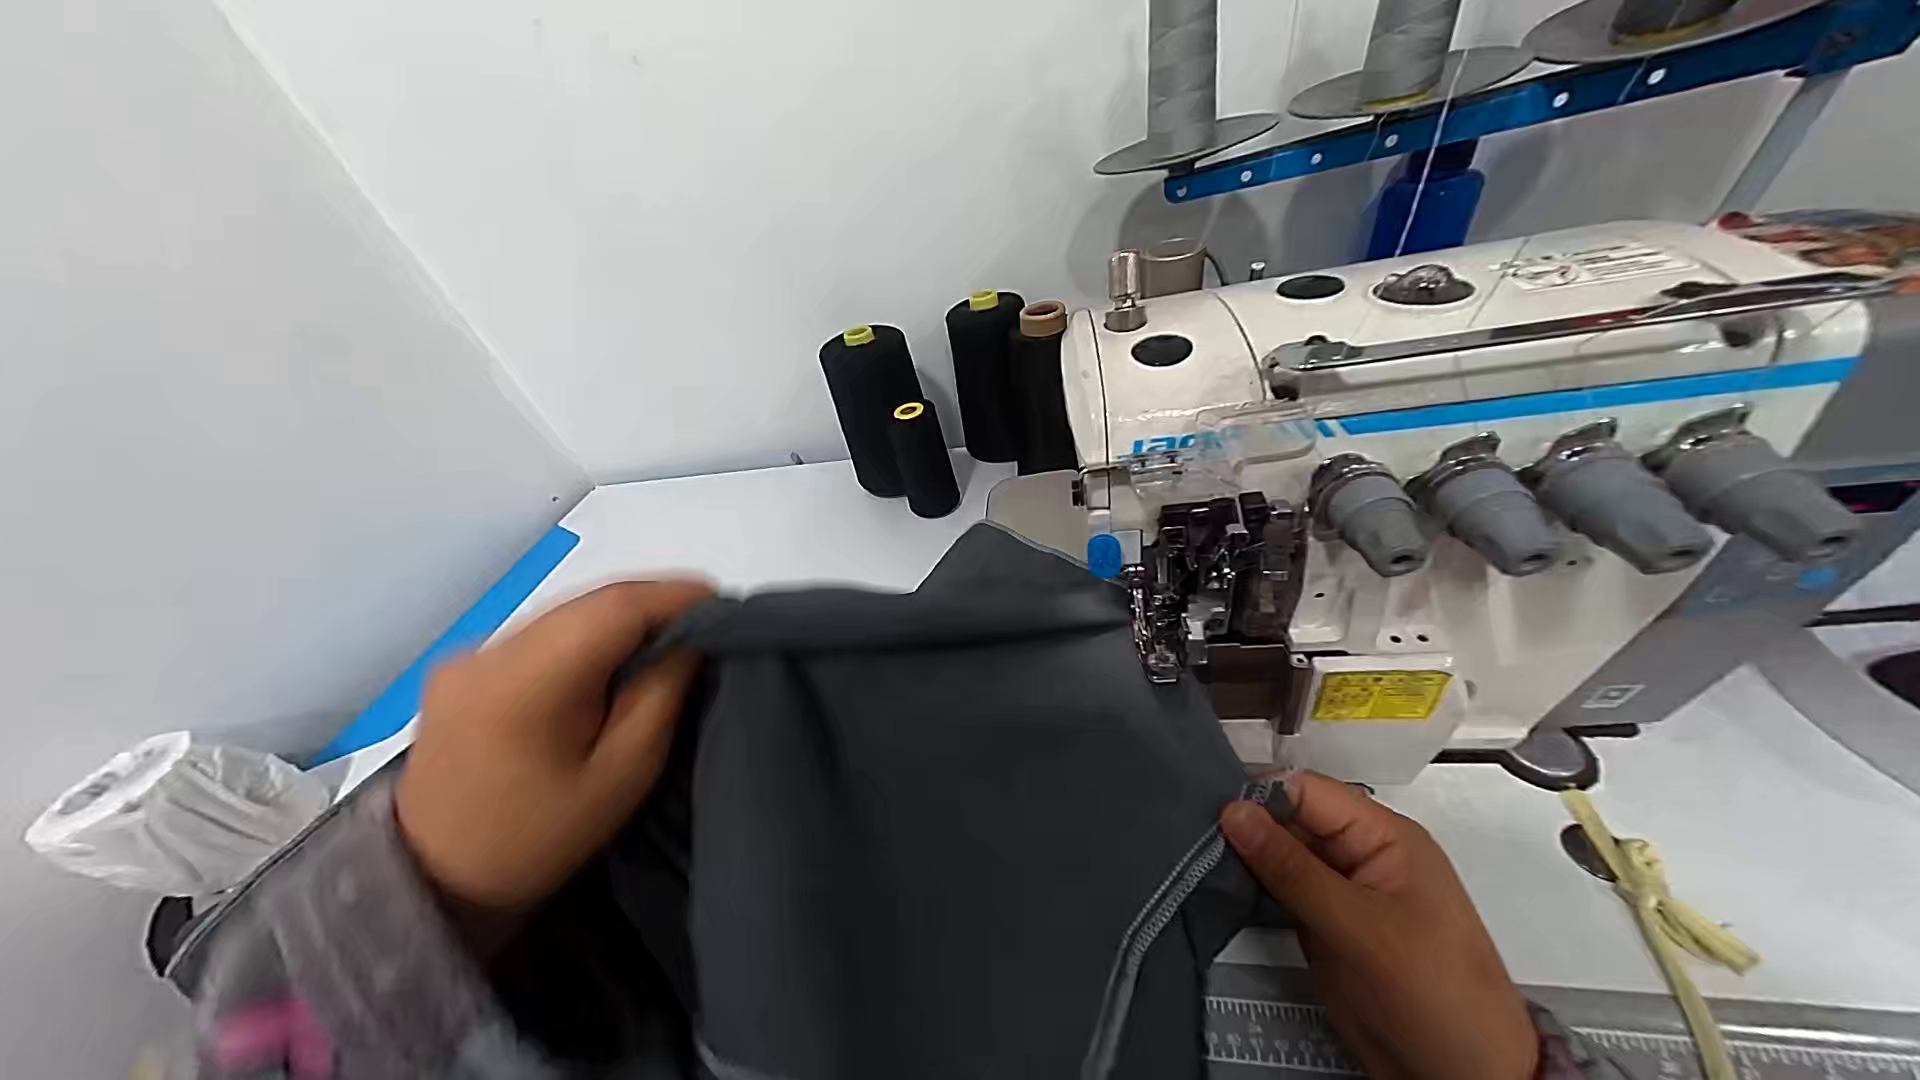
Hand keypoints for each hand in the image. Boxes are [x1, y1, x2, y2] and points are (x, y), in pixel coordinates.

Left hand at [397, 580, 711, 909]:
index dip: (674, 596)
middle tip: (706, 618)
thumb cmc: (542, 837)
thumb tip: (689, 638)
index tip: (721, 602)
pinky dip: (594, 629)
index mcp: (523, 684)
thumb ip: (662, 693)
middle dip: (656, 602)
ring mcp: (471, 655)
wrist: (436, 881)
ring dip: (626, 614)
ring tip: (672, 632)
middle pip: (590, 601)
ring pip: (570, 609)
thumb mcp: (624, 772)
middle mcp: (488, 653)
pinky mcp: (469, 665)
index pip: (614, 608)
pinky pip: (549, 627)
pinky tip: (619, 651)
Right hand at [1221, 773, 1537, 1079]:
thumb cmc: (1432, 997)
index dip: (1261, 797)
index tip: (1215, 814)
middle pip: (1289, 817)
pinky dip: (1250, 883)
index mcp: (1382, 836)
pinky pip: (1278, 884)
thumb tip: (1233, 811)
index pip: (1307, 792)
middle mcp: (1357, 851)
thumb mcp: (1359, 928)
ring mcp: (1338, 886)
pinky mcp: (1322, 917)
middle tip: (1196, 835)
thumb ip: (1291, 867)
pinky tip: (1219, 883)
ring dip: (1243, 854)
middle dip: (1246, 825)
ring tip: (1198, 857)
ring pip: (1277, 850)